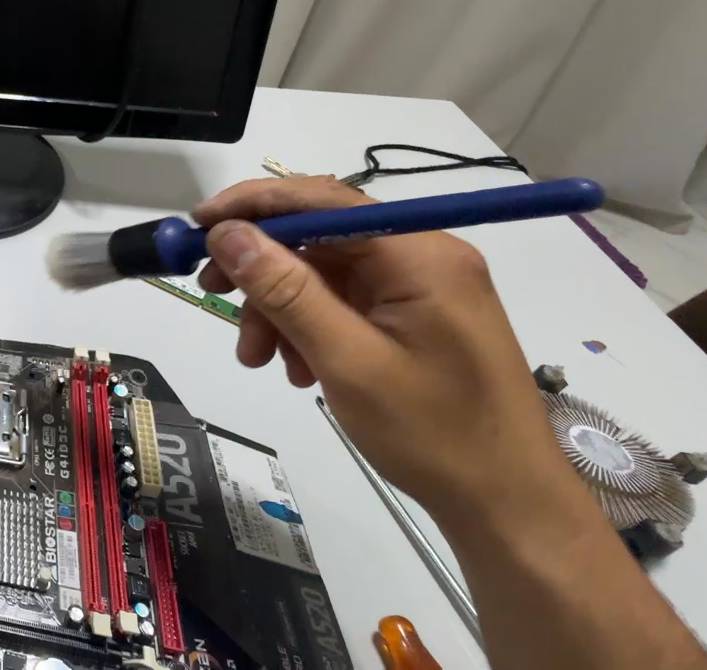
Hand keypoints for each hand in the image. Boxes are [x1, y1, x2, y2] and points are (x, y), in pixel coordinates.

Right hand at [192, 177, 580, 526]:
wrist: (508, 506)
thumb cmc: (434, 434)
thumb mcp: (347, 361)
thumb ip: (285, 291)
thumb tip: (228, 233)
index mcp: (419, 255)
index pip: (321, 199)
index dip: (252, 205)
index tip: (198, 225)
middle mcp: (422, 256)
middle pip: (316, 235)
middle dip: (259, 265)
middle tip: (211, 290)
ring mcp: (419, 287)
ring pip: (320, 271)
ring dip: (277, 306)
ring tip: (256, 356)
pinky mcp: (413, 314)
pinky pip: (340, 301)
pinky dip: (305, 326)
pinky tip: (297, 368)